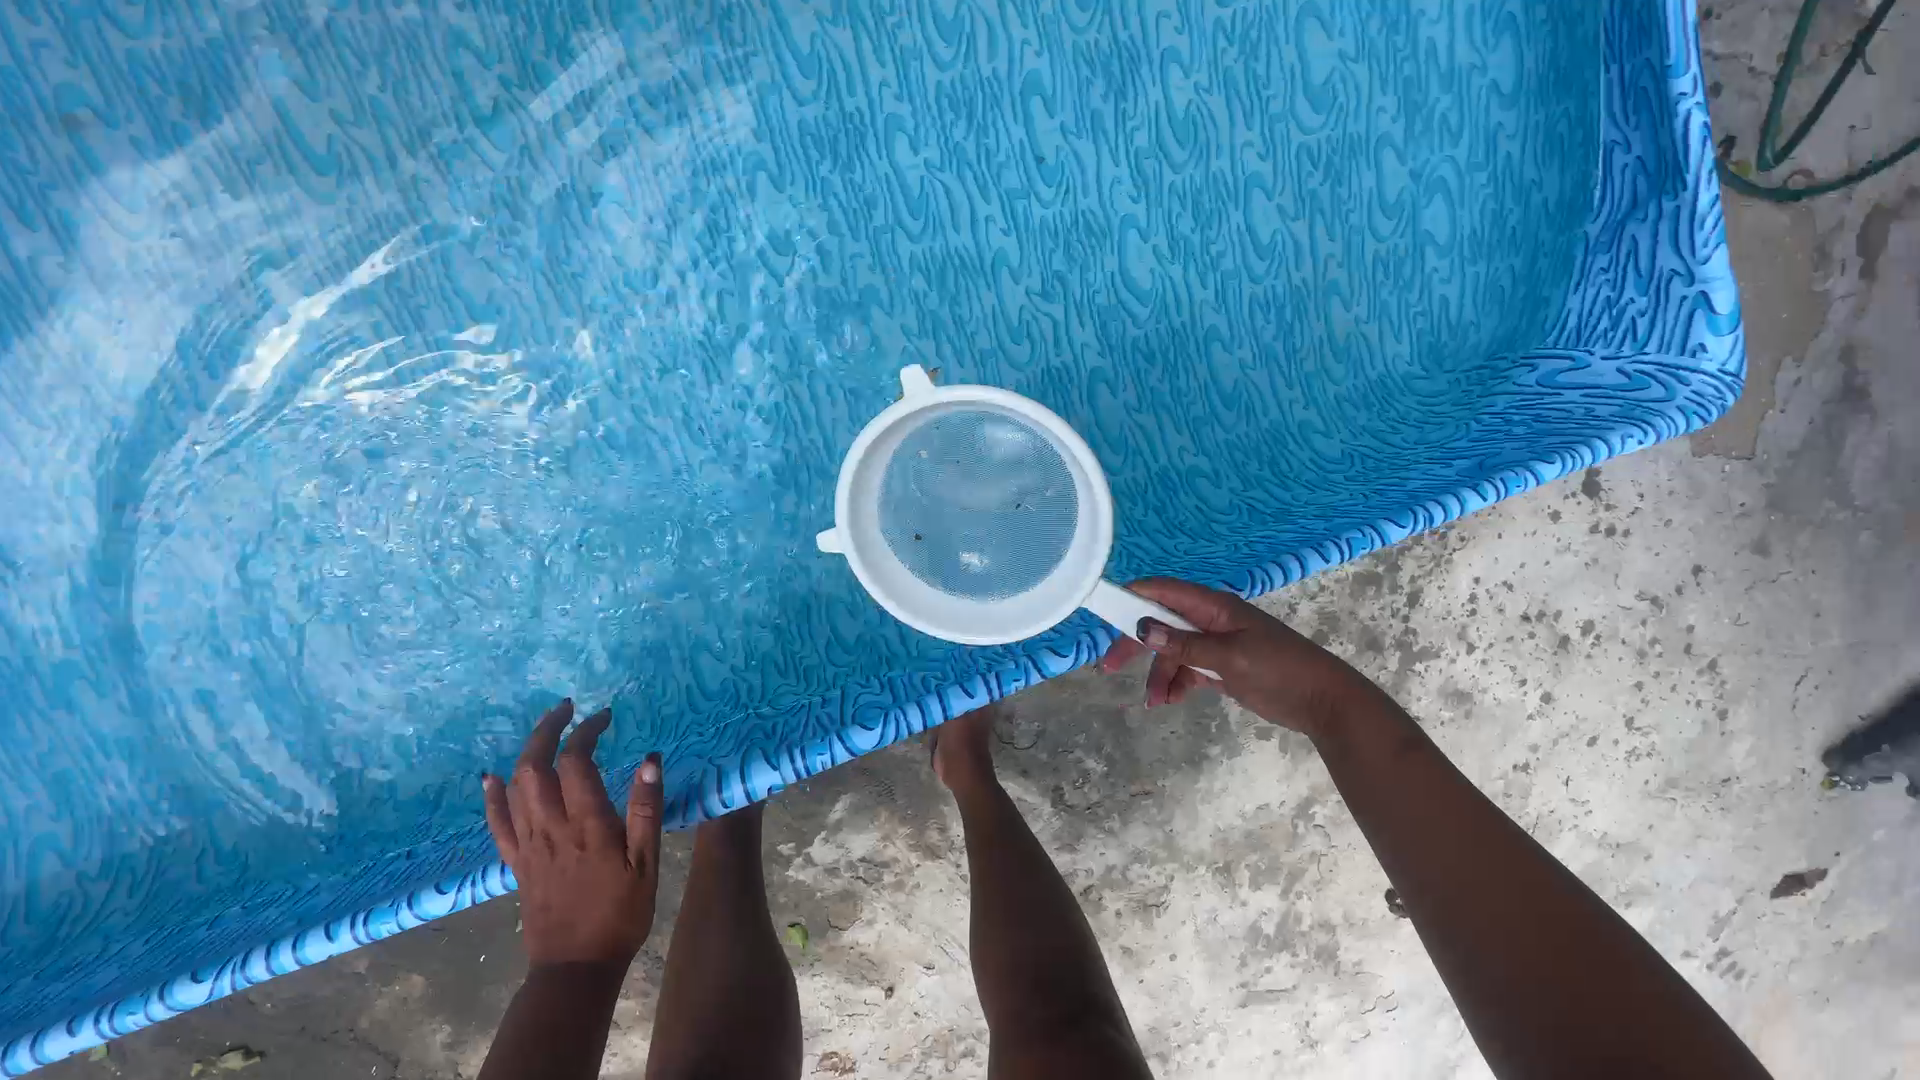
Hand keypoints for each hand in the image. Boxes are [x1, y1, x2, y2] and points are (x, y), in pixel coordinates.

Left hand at [483, 700, 663, 969]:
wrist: (576, 966)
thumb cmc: (621, 912)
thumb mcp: (647, 862)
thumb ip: (646, 810)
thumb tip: (650, 759)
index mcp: (587, 825)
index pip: (576, 762)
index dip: (587, 732)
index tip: (605, 716)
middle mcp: (550, 827)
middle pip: (535, 766)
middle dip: (548, 730)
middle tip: (567, 709)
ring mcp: (528, 845)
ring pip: (515, 787)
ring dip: (526, 752)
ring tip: (546, 731)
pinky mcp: (515, 862)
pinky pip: (496, 823)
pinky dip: (492, 795)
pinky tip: (492, 777)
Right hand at [1097, 578, 1381, 736]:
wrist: (1323, 702)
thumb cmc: (1279, 670)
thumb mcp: (1229, 658)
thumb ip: (1185, 645)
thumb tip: (1142, 628)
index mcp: (1213, 606)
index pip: (1163, 590)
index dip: (1132, 596)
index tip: (1103, 611)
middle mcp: (1209, 620)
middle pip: (1160, 623)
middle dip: (1135, 643)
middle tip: (1109, 667)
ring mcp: (1215, 643)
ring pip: (1171, 651)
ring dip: (1158, 674)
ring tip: (1155, 702)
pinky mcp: (1221, 666)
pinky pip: (1186, 669)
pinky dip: (1175, 684)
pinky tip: (1170, 701)